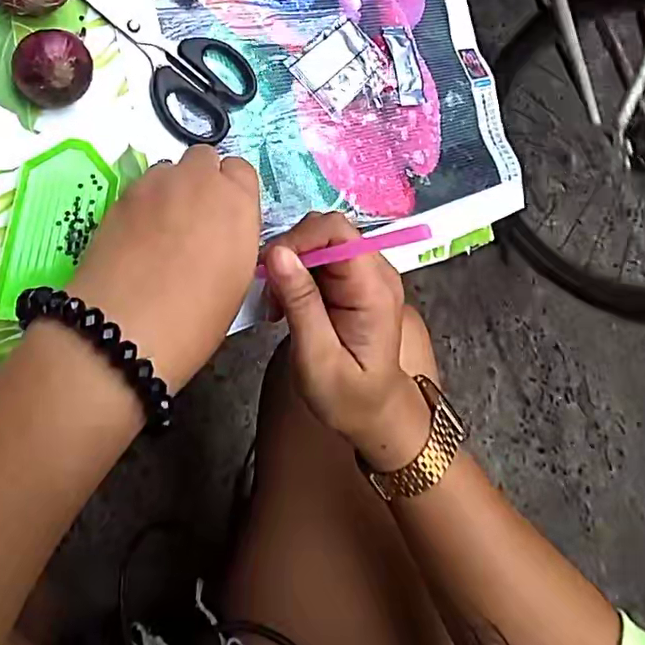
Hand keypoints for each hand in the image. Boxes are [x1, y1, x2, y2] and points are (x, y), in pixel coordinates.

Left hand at [66, 145, 260, 391]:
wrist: (125, 327)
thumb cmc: (194, 319)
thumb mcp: (236, 282)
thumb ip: (234, 240)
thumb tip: (222, 235)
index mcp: (237, 202)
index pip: (241, 171)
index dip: (233, 192)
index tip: (226, 216)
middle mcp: (198, 180)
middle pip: (204, 158)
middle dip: (201, 180)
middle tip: (195, 218)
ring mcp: (156, 184)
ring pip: (168, 170)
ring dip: (170, 190)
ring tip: (161, 230)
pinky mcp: (120, 195)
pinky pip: (140, 188)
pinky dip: (142, 205)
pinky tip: (136, 238)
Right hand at [263, 212, 426, 468]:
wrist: (374, 415)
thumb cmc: (348, 398)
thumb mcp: (317, 358)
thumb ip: (300, 303)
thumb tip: (277, 253)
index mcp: (374, 288)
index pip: (337, 231)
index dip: (299, 238)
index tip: (270, 268)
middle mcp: (373, 271)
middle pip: (325, 229)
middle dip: (289, 251)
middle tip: (270, 292)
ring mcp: (362, 273)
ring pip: (316, 240)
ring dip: (287, 264)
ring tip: (276, 304)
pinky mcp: (348, 279)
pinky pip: (314, 257)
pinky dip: (292, 274)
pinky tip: (284, 304)